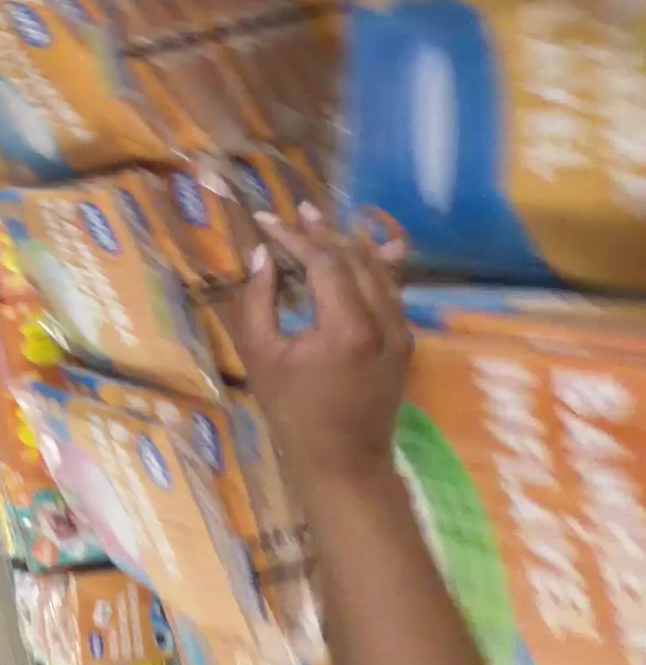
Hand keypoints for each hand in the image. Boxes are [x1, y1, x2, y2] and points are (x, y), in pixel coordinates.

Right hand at [240, 203, 410, 492]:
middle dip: (324, 232)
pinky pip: (393, 292)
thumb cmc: (289, 404)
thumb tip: (260, 255)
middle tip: (296, 210)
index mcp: (346, 326)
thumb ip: (259, 299)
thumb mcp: (260, 350)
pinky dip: (379, 265)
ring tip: (325, 221)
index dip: (294, 237)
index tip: (265, 219)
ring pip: (381, 272)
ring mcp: (402, 332)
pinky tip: (377, 246)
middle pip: (357, 260)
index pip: (324, 263)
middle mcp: (384, 323)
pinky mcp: (405, 341)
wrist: (342, 454)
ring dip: (351, 243)